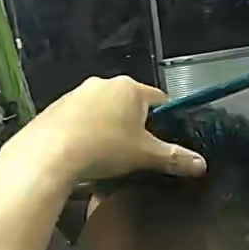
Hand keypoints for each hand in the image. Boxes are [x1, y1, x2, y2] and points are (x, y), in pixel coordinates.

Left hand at [1, 77, 206, 186]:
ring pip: (104, 110)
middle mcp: (104, 84)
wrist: (48, 155)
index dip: (165, 119)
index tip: (164, 137)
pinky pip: (81, 119)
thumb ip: (175, 158)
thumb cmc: (101, 148)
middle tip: (136, 152)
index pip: (160, 99)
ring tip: (109, 156)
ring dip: (109, 128)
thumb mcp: (145, 156)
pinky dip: (87, 132)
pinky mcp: (58, 108)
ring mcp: (78, 94)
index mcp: (130, 88)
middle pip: (130, 104)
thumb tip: (200, 165)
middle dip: (135, 125)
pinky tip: (86, 154)